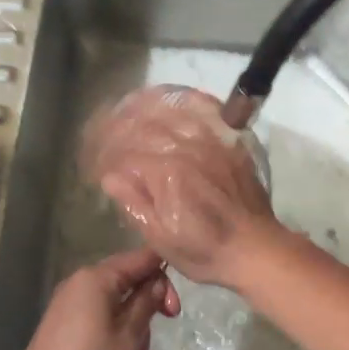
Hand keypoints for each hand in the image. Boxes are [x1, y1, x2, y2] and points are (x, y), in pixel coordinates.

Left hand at [3, 247, 180, 349]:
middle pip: (128, 284)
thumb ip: (147, 304)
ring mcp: (70, 309)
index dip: (165, 276)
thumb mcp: (128, 339)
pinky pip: (100, 328)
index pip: (142, 258)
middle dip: (144, 314)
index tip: (175, 310)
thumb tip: (158, 282)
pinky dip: (112, 346)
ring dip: (129, 337)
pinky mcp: (64, 332)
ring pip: (116, 311)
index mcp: (96, 278)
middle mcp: (80, 285)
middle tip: (148, 344)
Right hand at [81, 84, 282, 287]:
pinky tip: (173, 99)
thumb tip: (110, 176)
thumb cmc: (203, 250)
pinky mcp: (229, 140)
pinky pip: (206, 109)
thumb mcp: (160, 237)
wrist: (254, 248)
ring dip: (146, 105)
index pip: (125, 153)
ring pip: (172, 111)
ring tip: (129, 105)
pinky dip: (187, 100)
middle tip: (103, 126)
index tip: (94, 158)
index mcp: (166, 173)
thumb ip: (135, 203)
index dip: (106, 154)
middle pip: (144, 125)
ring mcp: (211, 140)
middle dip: (119, 125)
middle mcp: (187, 148)